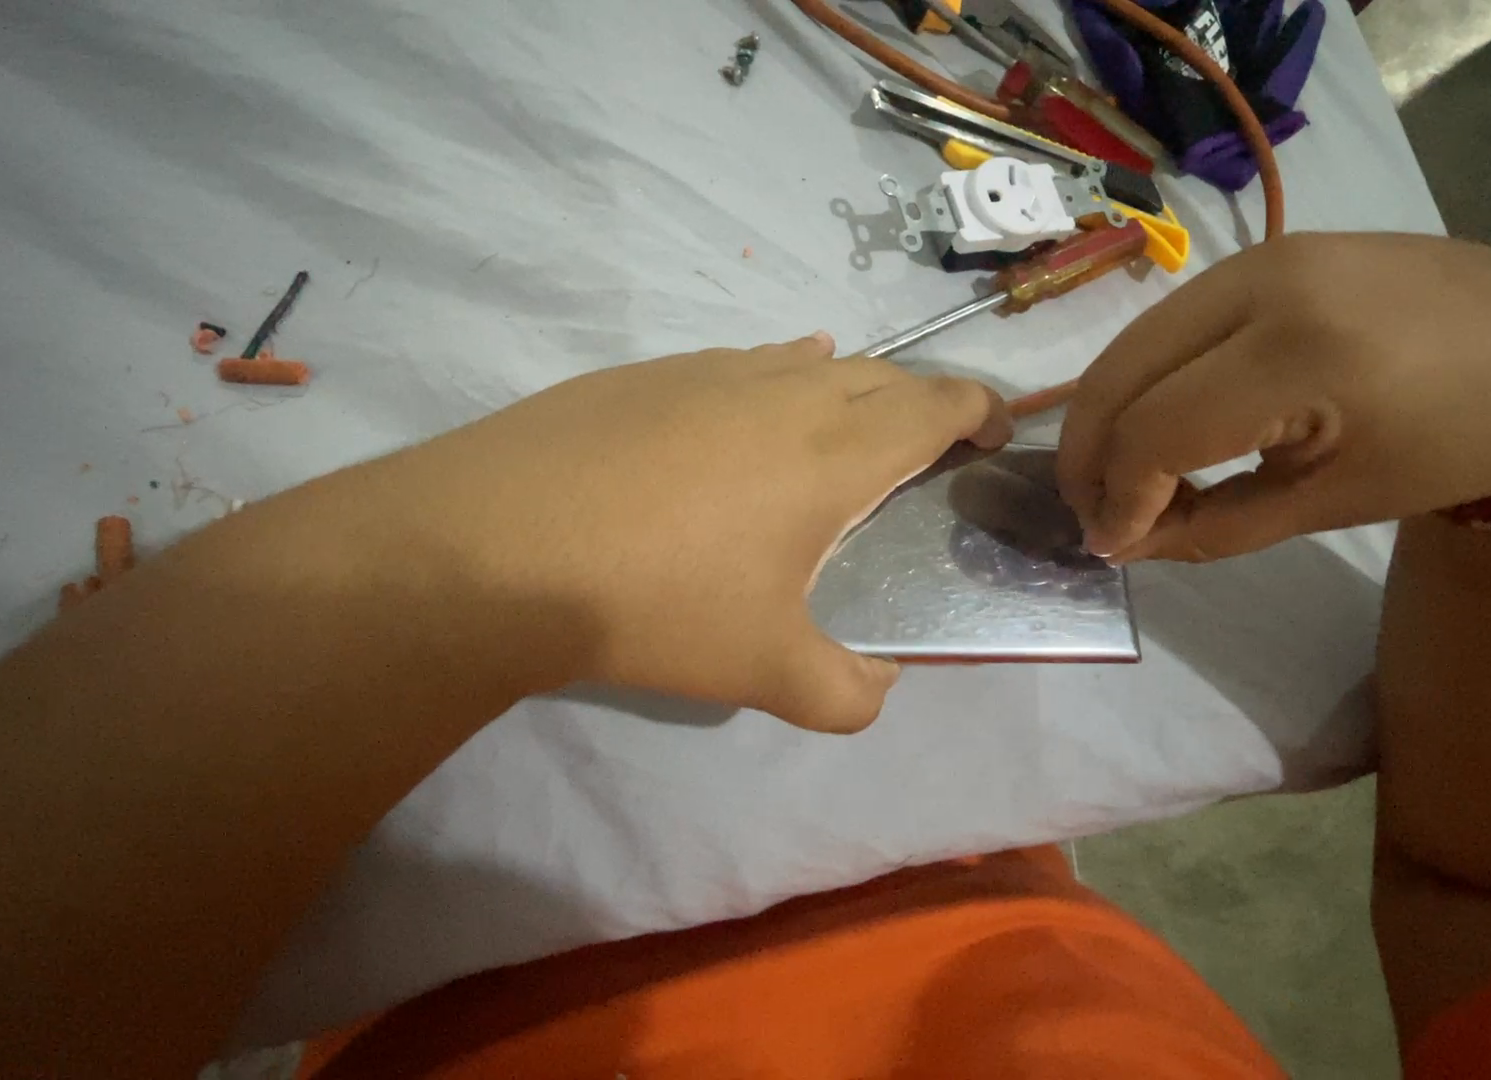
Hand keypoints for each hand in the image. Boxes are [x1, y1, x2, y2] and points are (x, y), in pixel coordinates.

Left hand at [360, 334, 1009, 731]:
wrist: (499, 549)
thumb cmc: (655, 604)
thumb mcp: (766, 673)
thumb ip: (847, 694)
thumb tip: (878, 689)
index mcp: (835, 452)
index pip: (937, 404)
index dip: (978, 410)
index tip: (992, 433)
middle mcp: (786, 393)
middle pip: (883, 376)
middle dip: (921, 403)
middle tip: (922, 451)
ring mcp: (713, 374)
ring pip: (812, 363)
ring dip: (849, 388)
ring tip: (850, 427)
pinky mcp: (651, 374)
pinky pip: (745, 363)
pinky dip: (779, 377)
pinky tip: (761, 402)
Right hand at [1056, 233, 1490, 561]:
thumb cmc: (1460, 447)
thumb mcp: (1327, 505)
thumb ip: (1206, 528)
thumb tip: (1117, 543)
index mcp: (1304, 352)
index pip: (1156, 430)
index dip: (1118, 497)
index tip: (1110, 545)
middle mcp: (1266, 282)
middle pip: (1119, 376)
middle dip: (1087, 456)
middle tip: (1092, 511)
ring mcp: (1261, 255)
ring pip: (1129, 346)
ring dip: (1106, 418)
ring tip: (1117, 475)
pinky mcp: (1264, 253)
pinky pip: (1165, 326)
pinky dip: (1141, 384)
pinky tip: (1157, 425)